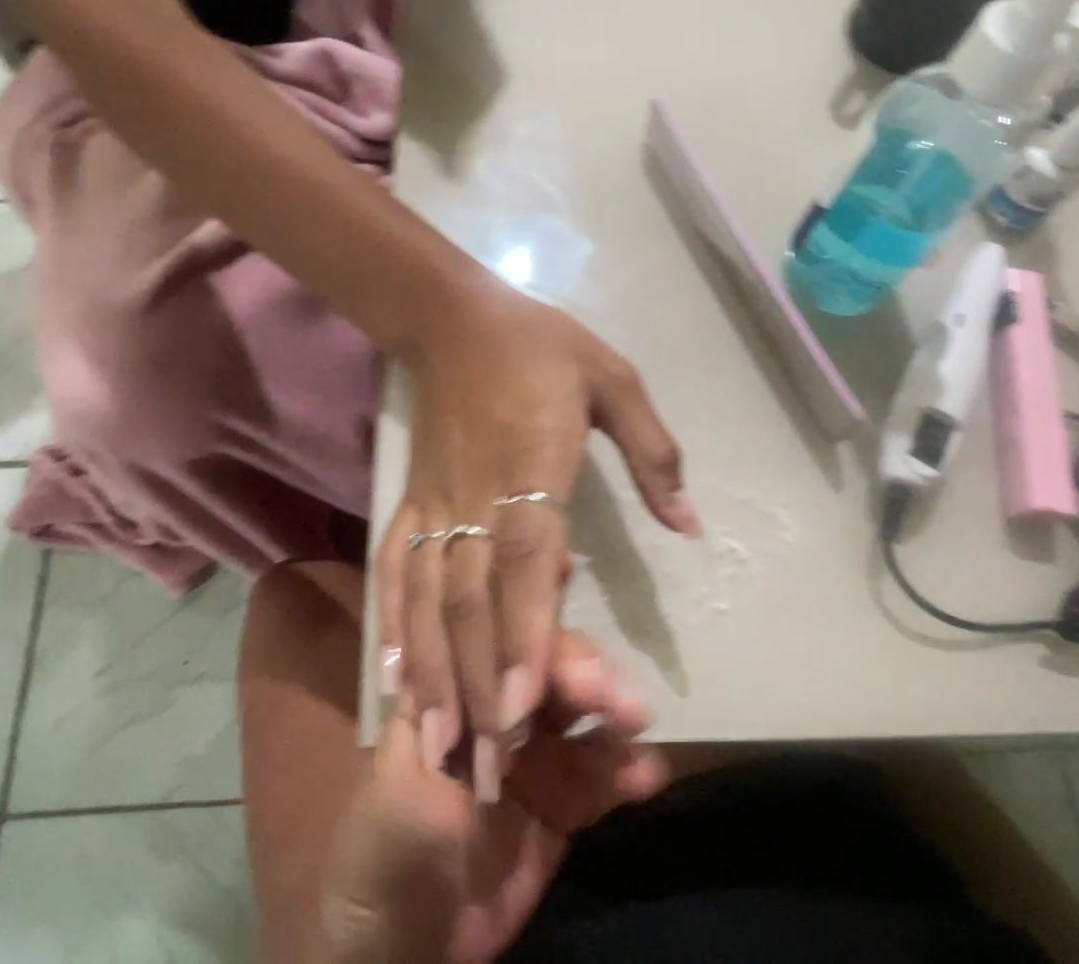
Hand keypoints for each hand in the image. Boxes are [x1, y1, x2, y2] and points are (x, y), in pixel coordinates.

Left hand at [317, 633, 666, 963]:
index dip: (537, 652)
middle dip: (587, 679)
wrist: (401, 952)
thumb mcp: (399, 785)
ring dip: (614, 719)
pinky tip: (647, 774)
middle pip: (549, 678)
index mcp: (452, 700)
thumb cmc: (386, 858)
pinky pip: (600, 781)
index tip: (571, 672)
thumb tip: (471, 644)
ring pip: (582, 723)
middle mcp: (496, 718)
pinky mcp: (560, 808)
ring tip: (638, 726)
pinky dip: (627, 771)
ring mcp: (532, 763)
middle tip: (622, 701)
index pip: (497, 653)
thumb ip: (442, 717)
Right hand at [377, 288, 696, 802]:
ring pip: (428, 597)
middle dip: (477, 682)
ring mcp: (433, 503)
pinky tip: (390, 678)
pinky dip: (392, 625)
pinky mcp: (408, 503)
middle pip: (472, 597)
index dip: (523, 630)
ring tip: (434, 744)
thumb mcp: (615, 381)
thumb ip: (653, 454)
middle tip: (483, 762)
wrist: (451, 317)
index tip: (522, 703)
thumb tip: (688, 525)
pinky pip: (396, 570)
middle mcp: (475, 495)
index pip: (524, 558)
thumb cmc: (540, 347)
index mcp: (531, 463)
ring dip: (431, 672)